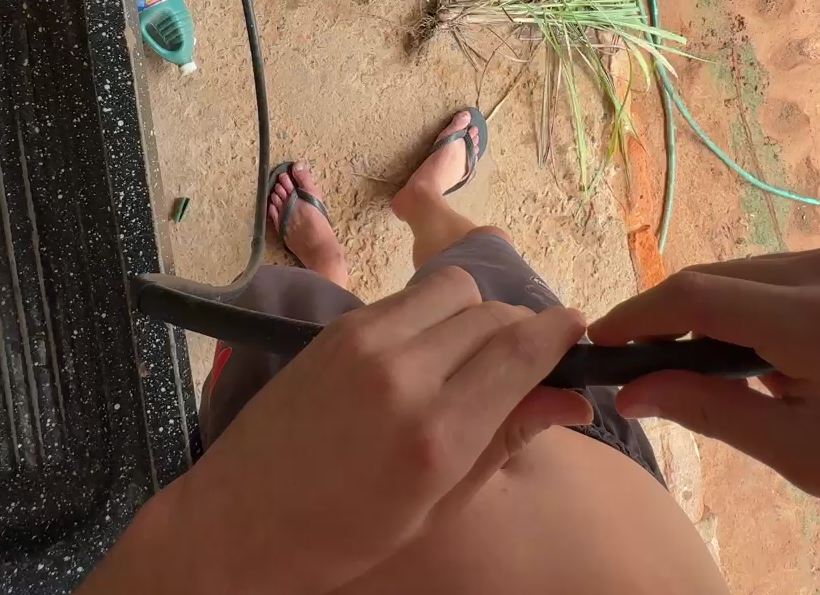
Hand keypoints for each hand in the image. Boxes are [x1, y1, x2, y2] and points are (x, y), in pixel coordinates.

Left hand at [96, 267, 589, 594]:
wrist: (243, 514)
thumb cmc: (346, 532)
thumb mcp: (438, 505)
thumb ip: (507, 439)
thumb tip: (574, 400)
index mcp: (437, 436)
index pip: (519, 352)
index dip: (557, 331)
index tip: (576, 327)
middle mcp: (406, 374)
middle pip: (492, 313)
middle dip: (520, 327)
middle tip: (522, 354)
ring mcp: (368, 340)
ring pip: (453, 288)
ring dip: (476, 310)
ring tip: (469, 348)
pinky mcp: (341, 325)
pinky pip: (410, 295)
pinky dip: (434, 309)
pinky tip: (425, 344)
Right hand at [589, 246, 819, 594]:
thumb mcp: (809, 456)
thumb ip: (711, 412)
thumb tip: (634, 391)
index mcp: (818, 318)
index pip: (693, 297)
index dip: (636, 317)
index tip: (599, 344)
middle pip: (712, 280)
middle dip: (666, 319)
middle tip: (641, 368)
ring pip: (741, 276)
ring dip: (708, 317)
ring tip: (704, 374)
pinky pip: (775, 279)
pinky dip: (747, 312)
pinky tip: (762, 360)